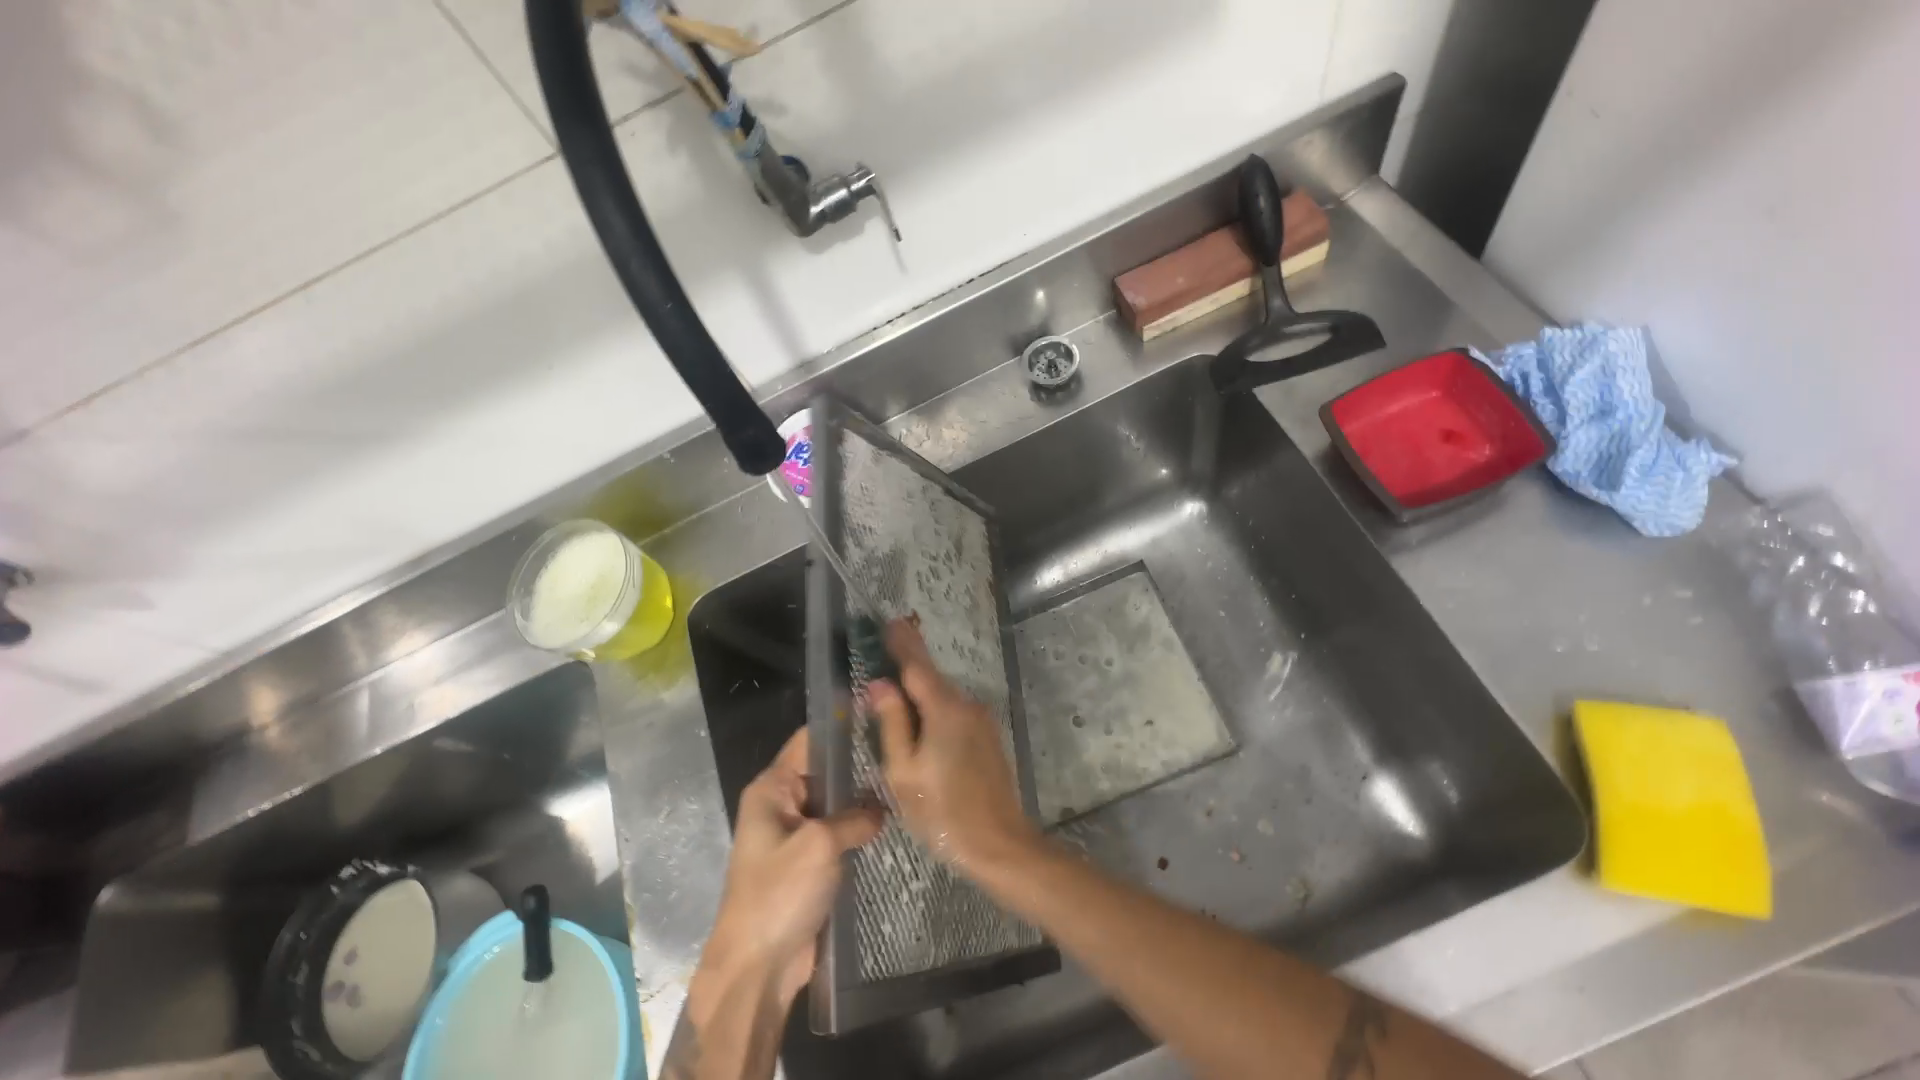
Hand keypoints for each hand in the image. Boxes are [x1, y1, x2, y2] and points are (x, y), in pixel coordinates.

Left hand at [703, 728, 881, 1001]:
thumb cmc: (779, 894)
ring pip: (836, 806)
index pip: (809, 740)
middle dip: (861, 767)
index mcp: (772, 789)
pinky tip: (894, 826)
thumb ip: (854, 817)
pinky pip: (839, 836)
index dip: (843, 726)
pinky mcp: (809, 865)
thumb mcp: (820, 845)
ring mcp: (796, 836)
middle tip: (907, 755)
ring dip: (863, 803)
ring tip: (909, 787)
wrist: (758, 965)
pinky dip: (860, 832)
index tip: (882, 713)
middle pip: (826, 772)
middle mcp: (782, 805)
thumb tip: (879, 809)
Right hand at [870, 619, 1040, 868]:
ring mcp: (981, 722)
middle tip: (880, 656)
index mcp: (944, 709)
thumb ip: (891, 723)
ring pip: (943, 699)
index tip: (888, 621)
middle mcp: (967, 706)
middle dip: (906, 668)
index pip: (917, 665)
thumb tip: (880, 684)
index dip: (902, 643)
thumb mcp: (903, 770)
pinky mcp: (988, 739)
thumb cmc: (942, 810)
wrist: (998, 843)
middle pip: (931, 680)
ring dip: (919, 695)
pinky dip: (934, 713)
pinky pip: (954, 715)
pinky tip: (918, 727)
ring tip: (891, 697)